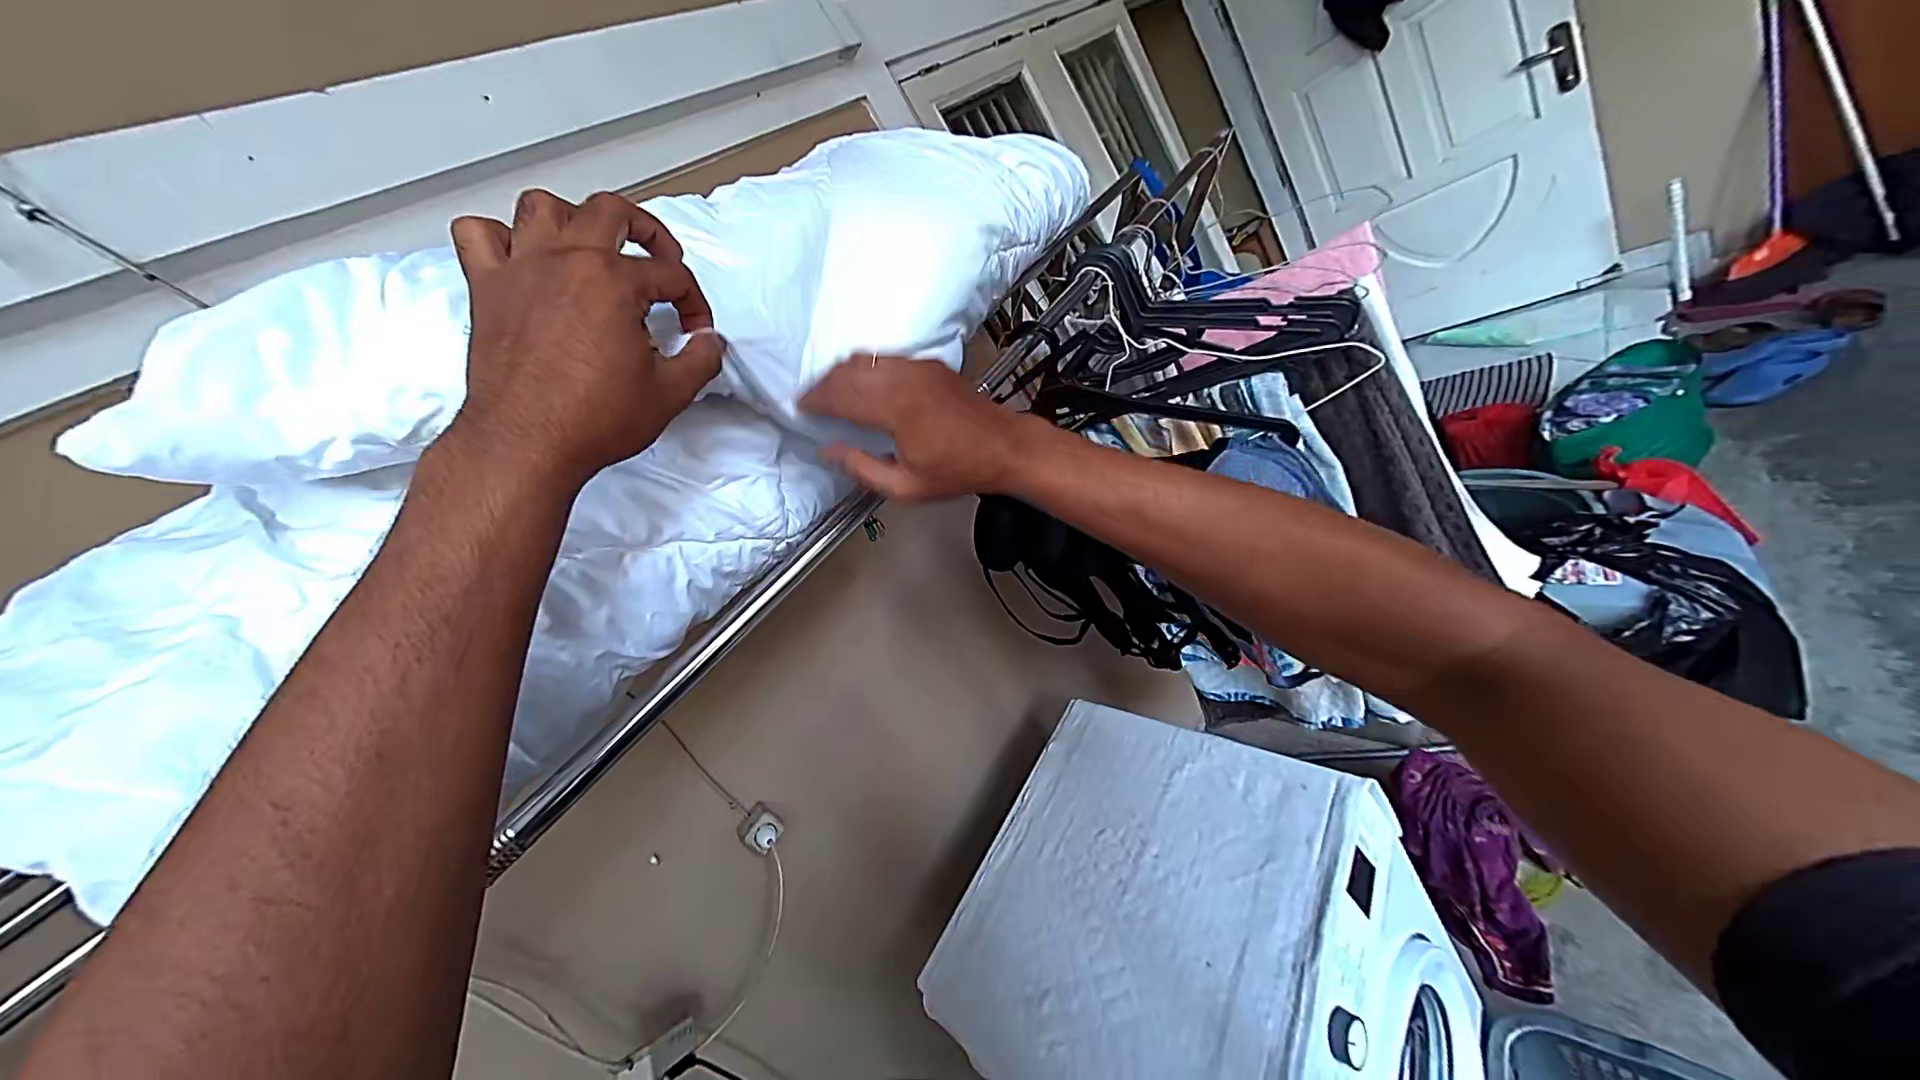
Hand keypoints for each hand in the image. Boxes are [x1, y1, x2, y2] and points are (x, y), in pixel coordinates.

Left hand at [439, 189, 724, 486]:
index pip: (671, 275)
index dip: (693, 301)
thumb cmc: (589, 419)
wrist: (529, 443)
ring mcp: (522, 270)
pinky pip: (478, 234)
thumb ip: (701, 359)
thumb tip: (710, 342)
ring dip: (574, 217)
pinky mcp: (487, 289)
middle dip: (649, 231)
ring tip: (593, 241)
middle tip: (661, 257)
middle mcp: (566, 262)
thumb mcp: (670, 393)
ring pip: (542, 206)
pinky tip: (523, 256)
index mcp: (614, 282)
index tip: (694, 327)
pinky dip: (500, 235)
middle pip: (611, 211)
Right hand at [799, 355, 1052, 499]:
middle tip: (810, 399)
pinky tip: (860, 379)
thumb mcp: (907, 487)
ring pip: (866, 359)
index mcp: (896, 411)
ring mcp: (918, 368)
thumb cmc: (960, 470)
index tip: (802, 407)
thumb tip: (830, 451)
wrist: (1003, 447)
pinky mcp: (929, 365)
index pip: (841, 397)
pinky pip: (886, 357)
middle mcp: (905, 381)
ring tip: (829, 389)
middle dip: (823, 384)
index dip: (816, 401)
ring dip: (841, 372)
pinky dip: (865, 365)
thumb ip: (863, 469)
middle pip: (849, 373)